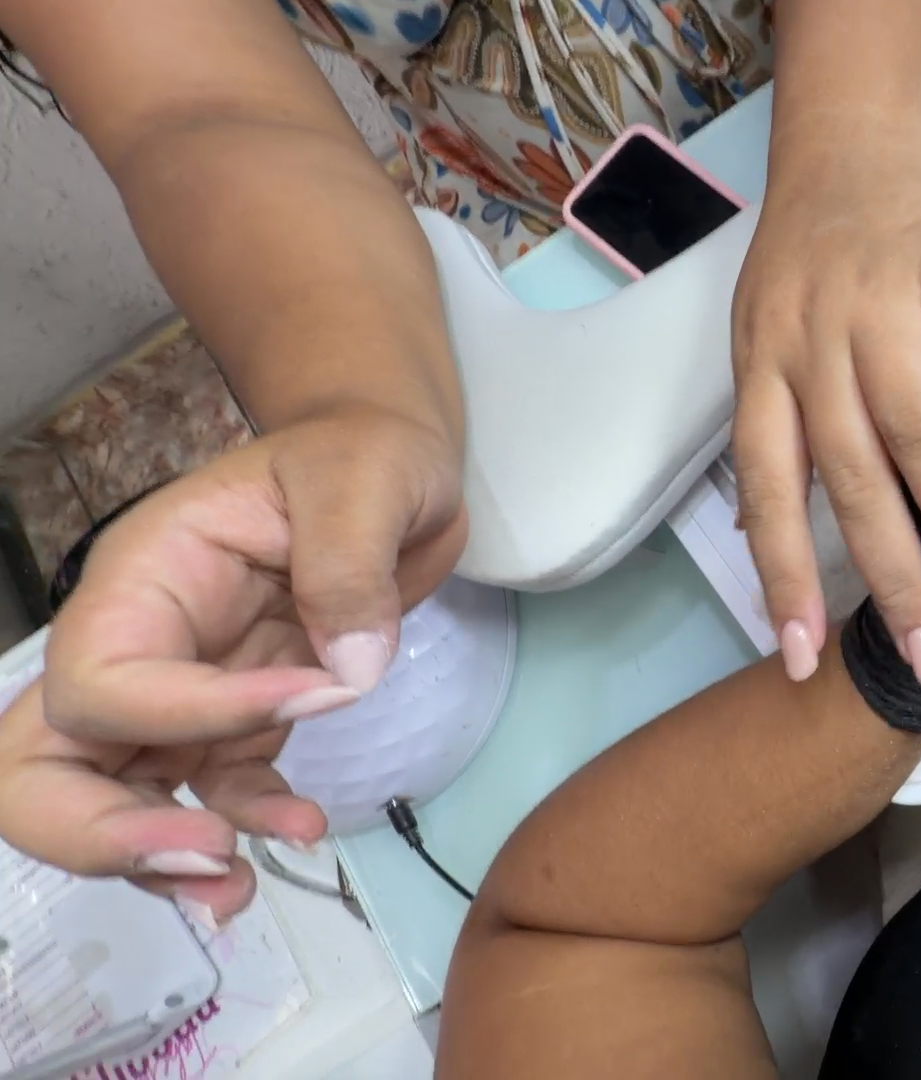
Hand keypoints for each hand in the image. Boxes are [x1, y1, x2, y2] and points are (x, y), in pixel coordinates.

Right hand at [0, 406, 466, 922]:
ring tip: (241, 889)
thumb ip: (349, 570)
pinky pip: (226, 777)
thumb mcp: (363, 485)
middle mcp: (152, 640)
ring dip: (166, 852)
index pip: (109, 680)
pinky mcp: (261, 703)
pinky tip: (298, 834)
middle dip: (100, 826)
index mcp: (148, 579)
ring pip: (127, 787)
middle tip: (202, 859)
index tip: (318, 696)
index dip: (197, 711)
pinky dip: (247, 816)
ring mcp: (201, 679)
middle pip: (51, 757)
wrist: (400, 465)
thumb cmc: (369, 456)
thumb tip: (347, 674)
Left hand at [731, 166, 920, 687]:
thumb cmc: (803, 277)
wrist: (841, 159)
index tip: (802, 661)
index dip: (784, 580)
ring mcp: (883, 297)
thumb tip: (777, 544)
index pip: (770, 494)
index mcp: (767, 373)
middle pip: (856, 477)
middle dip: (896, 577)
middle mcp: (815, 343)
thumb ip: (777, 439)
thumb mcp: (762, 357)